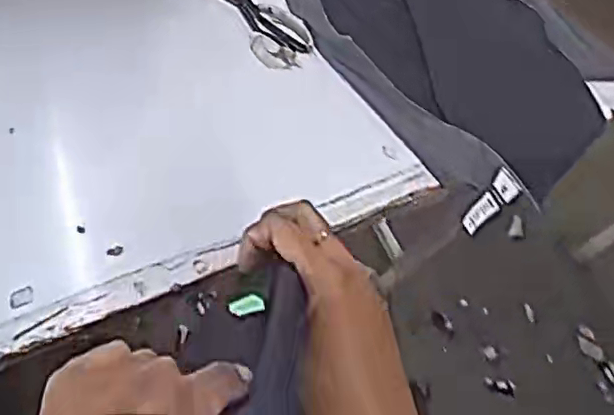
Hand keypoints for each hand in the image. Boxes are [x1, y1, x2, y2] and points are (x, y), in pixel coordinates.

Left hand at [40, 340, 250, 414]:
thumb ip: (196, 412)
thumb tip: (205, 409)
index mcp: (187, 401)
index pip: (222, 380)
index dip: (231, 381)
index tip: (237, 380)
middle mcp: (155, 373)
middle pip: (170, 375)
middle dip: (164, 396)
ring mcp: (113, 363)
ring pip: (134, 365)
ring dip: (132, 386)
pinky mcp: (76, 368)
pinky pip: (99, 363)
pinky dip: (101, 381)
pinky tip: (96, 408)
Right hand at [238, 202, 417, 414]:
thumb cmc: (345, 401)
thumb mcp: (293, 341)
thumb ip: (276, 292)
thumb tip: (258, 273)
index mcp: (333, 277)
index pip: (283, 226)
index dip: (255, 235)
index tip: (245, 260)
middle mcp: (353, 273)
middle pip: (305, 217)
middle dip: (273, 225)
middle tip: (255, 250)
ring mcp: (364, 286)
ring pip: (320, 236)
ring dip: (291, 242)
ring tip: (268, 267)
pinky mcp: (368, 301)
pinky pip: (334, 260)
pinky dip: (308, 259)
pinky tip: (293, 285)